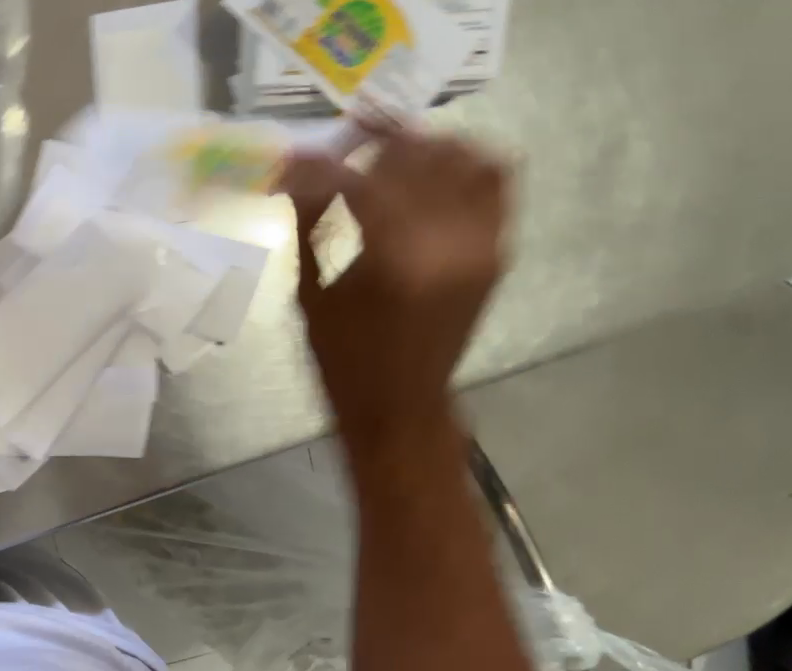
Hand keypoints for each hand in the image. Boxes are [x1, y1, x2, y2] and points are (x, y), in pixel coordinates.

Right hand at [281, 122, 511, 438]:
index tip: (295, 158)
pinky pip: (493, 180)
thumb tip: (297, 174)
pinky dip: (462, 163)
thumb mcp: (312, 296)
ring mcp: (481, 239)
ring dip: (418, 150)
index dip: (322, 166)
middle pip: (411, 161)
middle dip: (367, 149)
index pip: (358, 185)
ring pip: (458, 159)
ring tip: (385, 157)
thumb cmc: (342, 358)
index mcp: (392, 259)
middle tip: (337, 153)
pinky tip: (431, 170)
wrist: (399, 401)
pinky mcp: (497, 243)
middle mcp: (448, 240)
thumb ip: (311, 228)